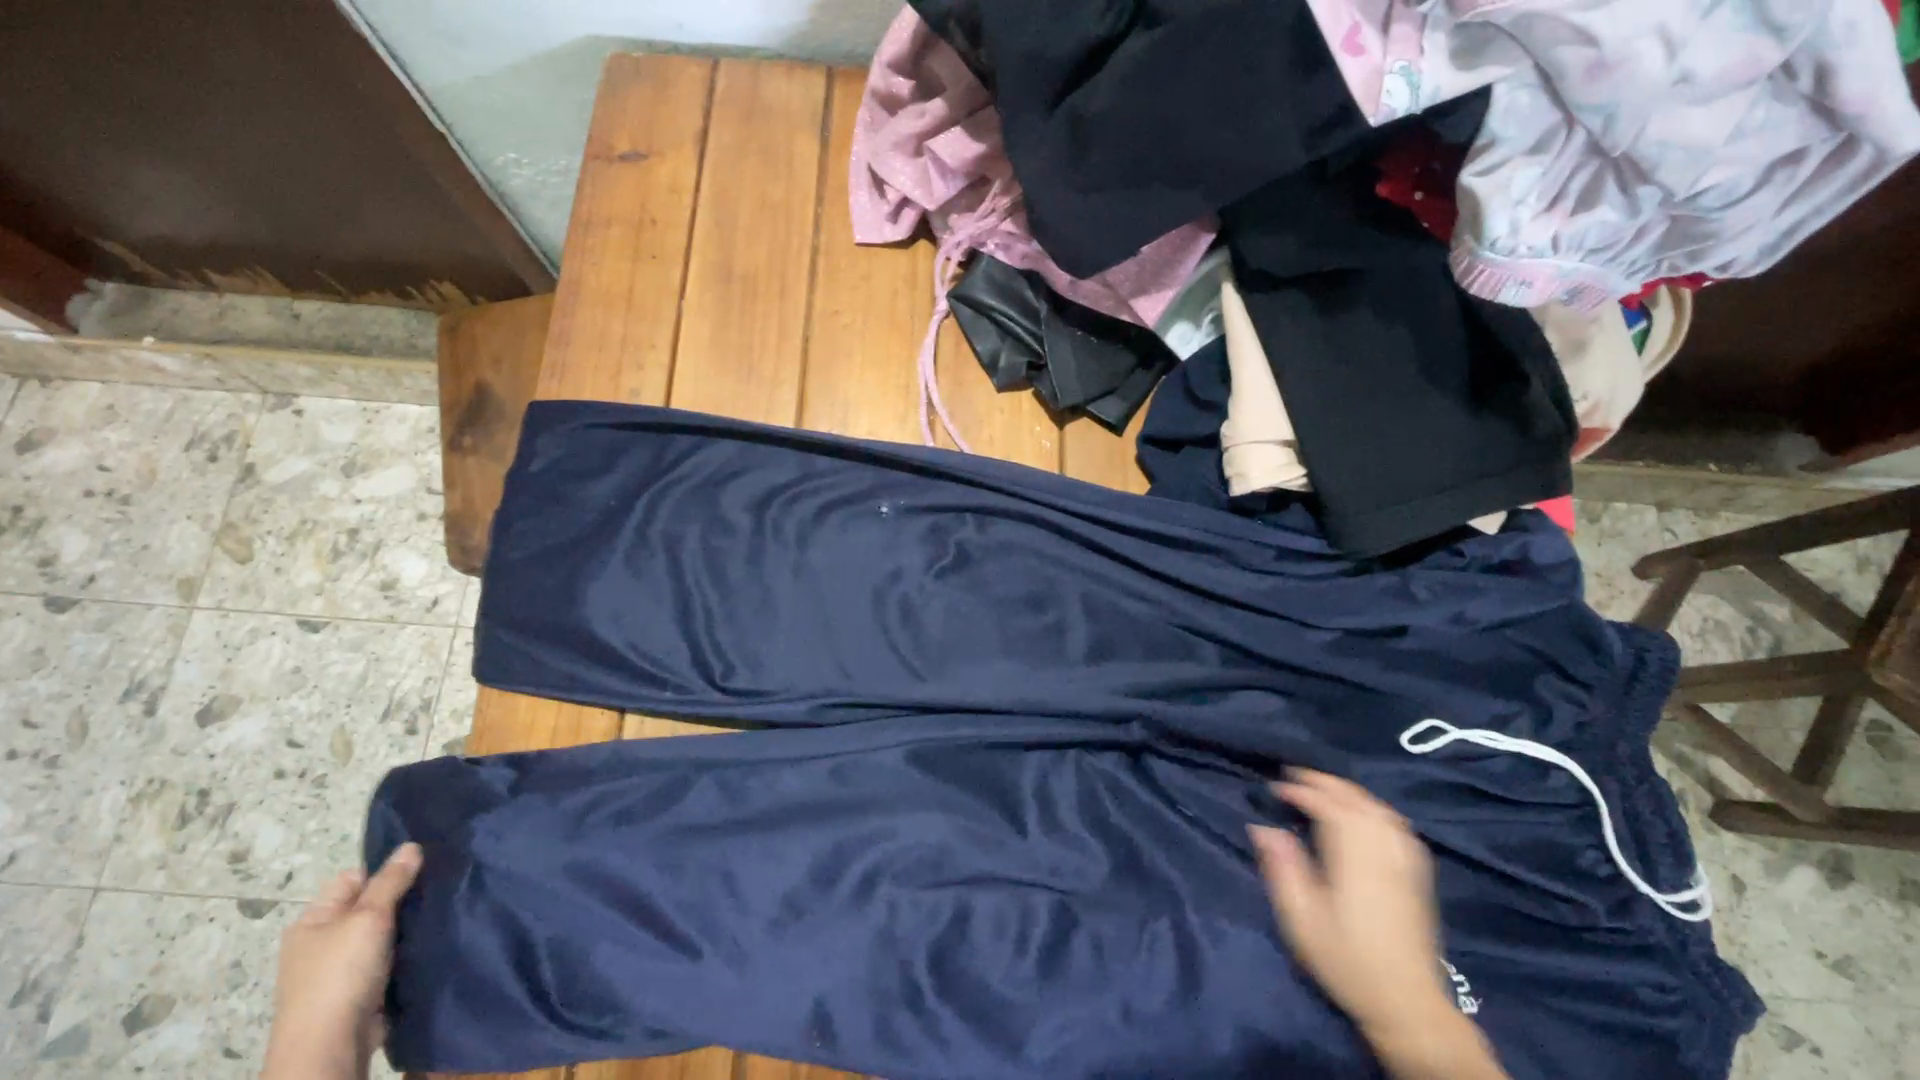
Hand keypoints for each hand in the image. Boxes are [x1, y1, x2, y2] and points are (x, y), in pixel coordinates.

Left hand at [261, 843, 422, 1079]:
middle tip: (441, 887)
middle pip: (370, 906)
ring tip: (442, 913)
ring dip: (408, 929)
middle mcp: (323, 942)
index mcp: (313, 920)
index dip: (386, 871)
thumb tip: (411, 846)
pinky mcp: (363, 991)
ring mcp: (342, 969)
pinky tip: (432, 944)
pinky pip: (390, 961)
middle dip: (402, 899)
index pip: (353, 878)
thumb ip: (391, 882)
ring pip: (384, 935)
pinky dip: (408, 954)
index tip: (424, 867)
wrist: (331, 1044)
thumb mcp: (367, 917)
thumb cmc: (341, 974)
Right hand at [1250, 772, 1502, 1078]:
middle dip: (1325, 783)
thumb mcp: (1301, 918)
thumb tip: (1263, 828)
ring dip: (1350, 793)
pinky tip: (1364, 815)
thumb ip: (1282, 868)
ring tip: (1324, 790)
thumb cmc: (1345, 959)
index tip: (1274, 788)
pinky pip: (1396, 825)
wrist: (1405, 1000)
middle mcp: (1383, 849)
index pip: (1327, 806)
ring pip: (1379, 809)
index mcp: (1353, 855)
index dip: (1300, 791)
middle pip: (1356, 800)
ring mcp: (1405, 860)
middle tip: (1295, 776)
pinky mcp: (1417, 874)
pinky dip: (1375, 809)